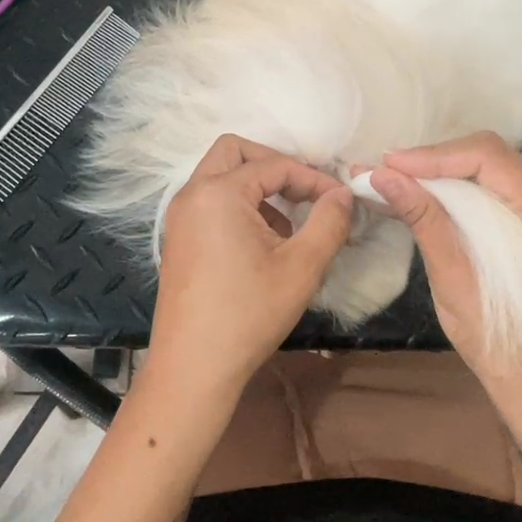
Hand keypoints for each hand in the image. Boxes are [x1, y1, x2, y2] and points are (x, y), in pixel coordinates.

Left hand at [147, 135, 354, 398]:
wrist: (193, 368)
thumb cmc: (248, 314)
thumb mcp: (301, 267)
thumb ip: (328, 222)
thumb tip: (342, 195)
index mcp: (218, 193)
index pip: (273, 165)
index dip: (312, 178)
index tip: (340, 199)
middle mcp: (192, 194)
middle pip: (235, 152)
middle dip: (275, 165)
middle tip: (305, 193)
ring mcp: (180, 217)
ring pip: (221, 176)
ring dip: (257, 187)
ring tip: (289, 227)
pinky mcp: (178, 239)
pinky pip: (211, 202)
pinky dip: (239, 207)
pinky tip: (264, 246)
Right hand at [367, 132, 521, 390]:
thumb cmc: (496, 336)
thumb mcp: (453, 278)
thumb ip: (424, 219)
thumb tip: (383, 175)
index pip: (486, 157)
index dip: (434, 155)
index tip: (389, 164)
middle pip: (484, 155)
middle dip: (432, 158)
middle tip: (385, 169)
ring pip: (480, 168)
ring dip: (435, 170)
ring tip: (392, 177)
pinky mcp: (520, 224)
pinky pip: (481, 189)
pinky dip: (446, 188)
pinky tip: (415, 194)